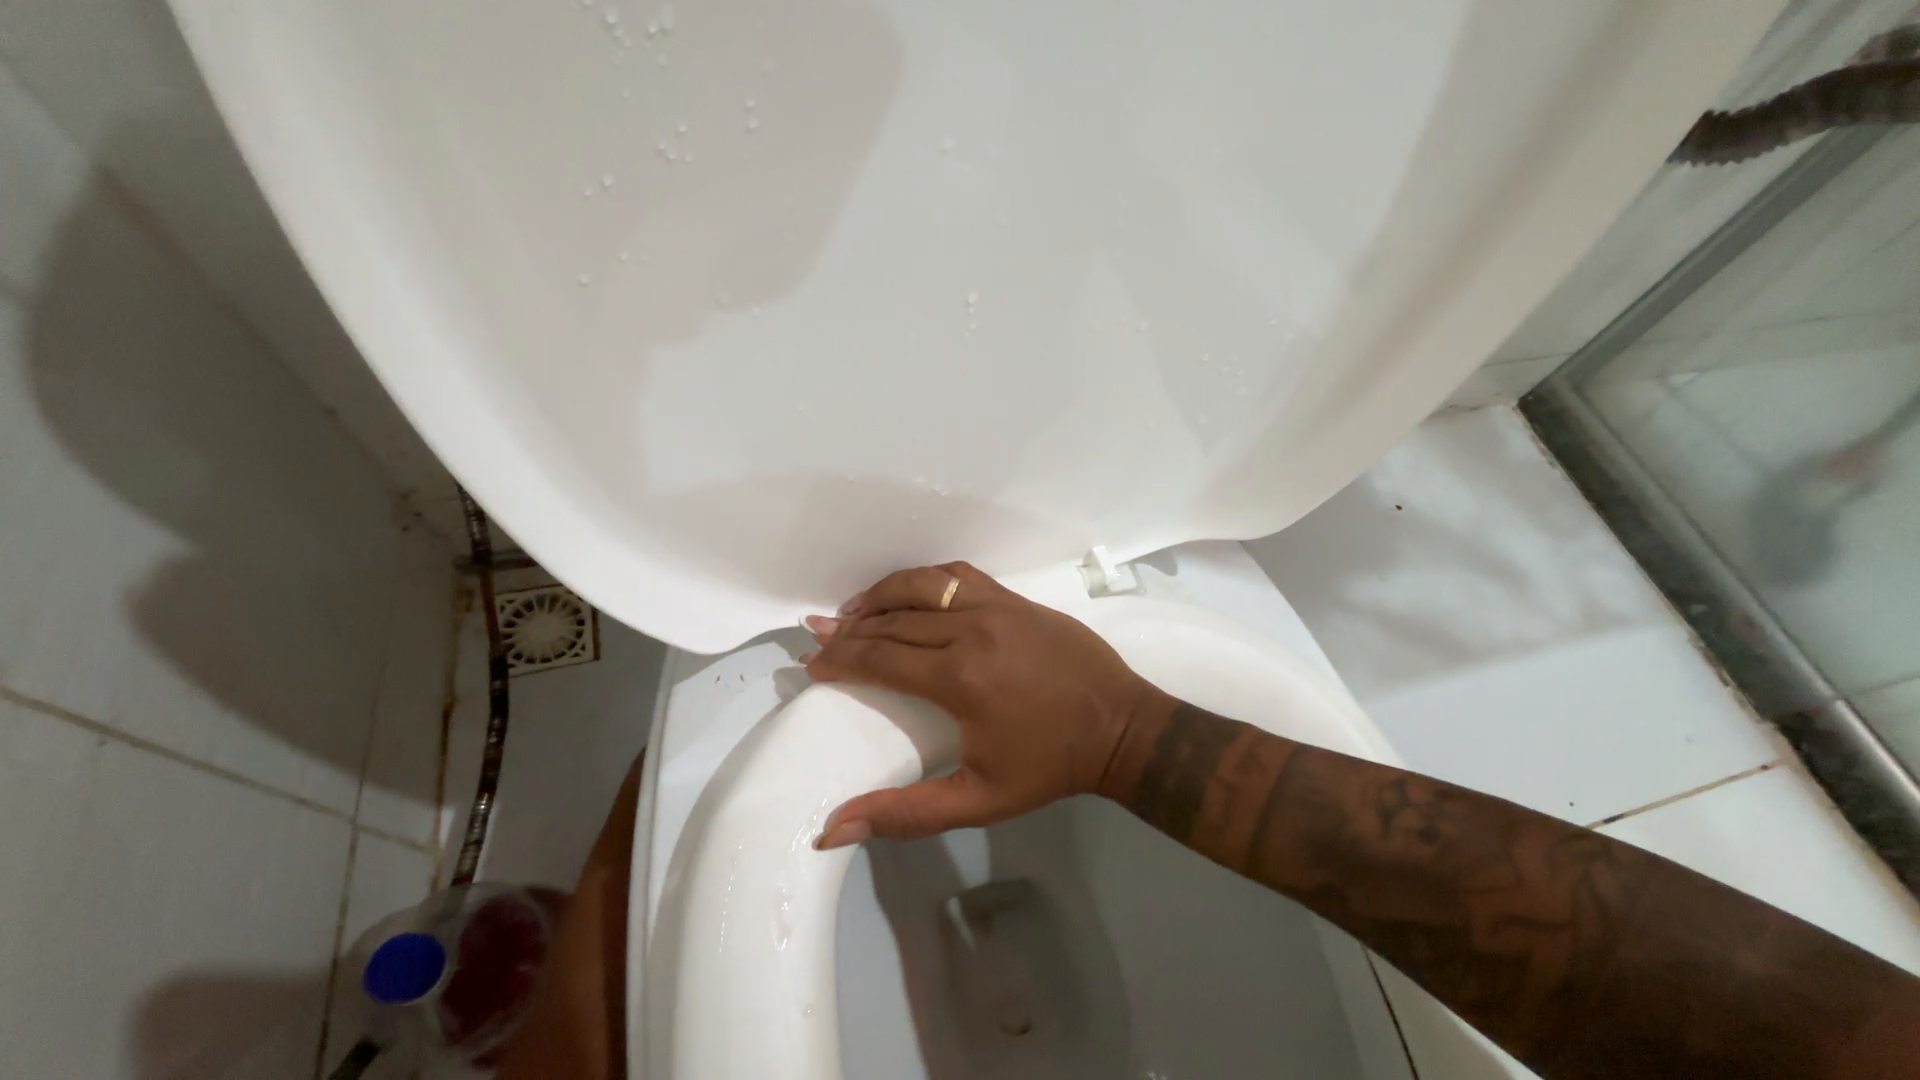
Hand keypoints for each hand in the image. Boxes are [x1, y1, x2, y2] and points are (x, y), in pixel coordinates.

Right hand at [802, 562, 1174, 848]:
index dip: (841, 661)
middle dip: (849, 630)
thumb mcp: (978, 802)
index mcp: (961, 680)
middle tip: (817, 637)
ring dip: (881, 596)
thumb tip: (832, 831)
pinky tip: (908, 593)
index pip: (881, 659)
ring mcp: (998, 607)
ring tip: (852, 611)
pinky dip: (925, 581)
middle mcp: (974, 631)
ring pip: (922, 587)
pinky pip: (958, 577)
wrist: (1121, 729)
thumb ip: (905, 813)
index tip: (812, 666)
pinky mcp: (1016, 598)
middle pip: (894, 621)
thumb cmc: (1048, 768)